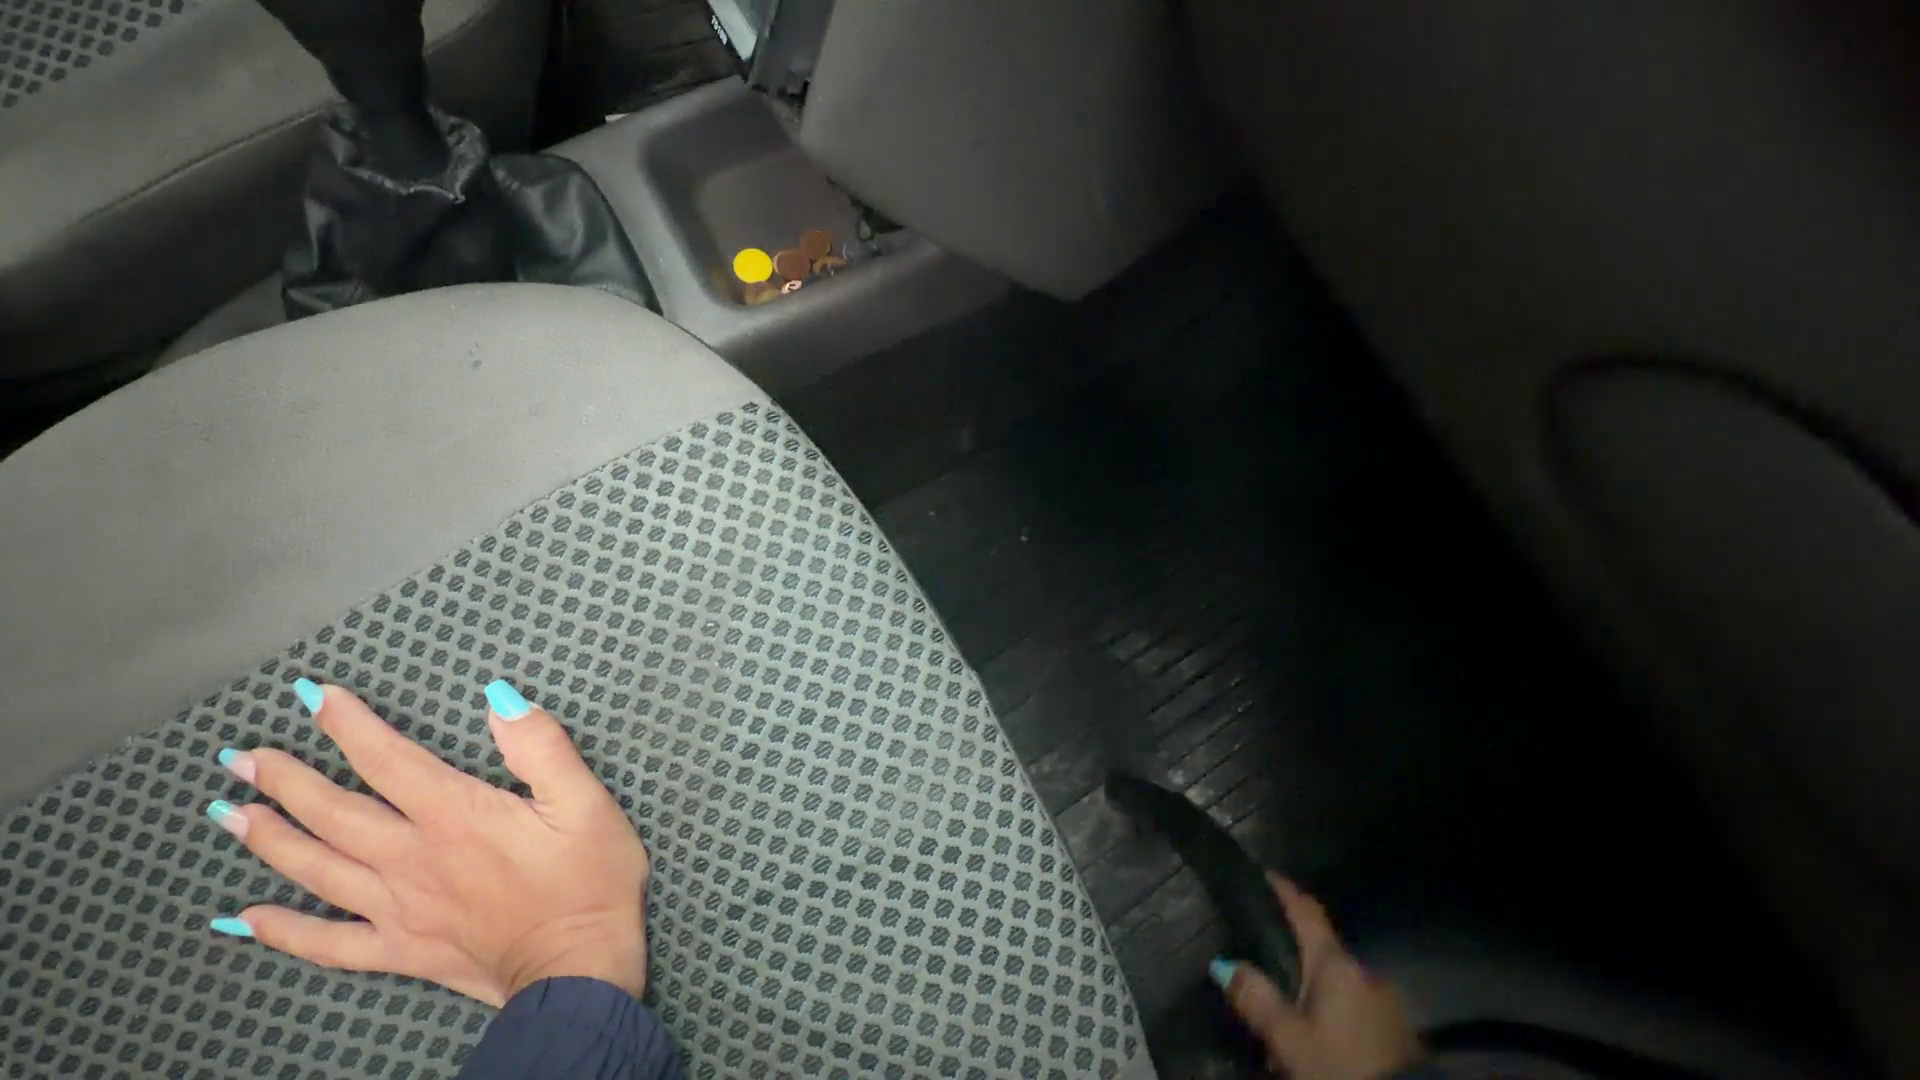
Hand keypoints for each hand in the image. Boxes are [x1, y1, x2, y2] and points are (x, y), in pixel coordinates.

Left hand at [204, 678, 650, 1007]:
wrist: (578, 967)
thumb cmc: (589, 879)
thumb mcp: (586, 802)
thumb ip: (543, 749)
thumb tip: (501, 700)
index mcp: (456, 817)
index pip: (389, 761)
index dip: (350, 726)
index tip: (314, 697)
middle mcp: (412, 859)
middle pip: (336, 814)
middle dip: (287, 780)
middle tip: (244, 758)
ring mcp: (399, 909)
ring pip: (318, 870)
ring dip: (270, 840)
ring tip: (230, 814)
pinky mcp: (401, 951)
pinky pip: (328, 943)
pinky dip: (283, 931)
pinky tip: (245, 920)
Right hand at [1212, 875, 1424, 1078]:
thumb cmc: (1343, 1066)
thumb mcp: (1289, 1039)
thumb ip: (1256, 999)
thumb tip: (1223, 964)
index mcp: (1335, 963)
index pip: (1306, 910)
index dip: (1283, 889)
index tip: (1263, 872)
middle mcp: (1363, 970)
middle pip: (1319, 950)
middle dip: (1291, 957)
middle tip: (1260, 970)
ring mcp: (1384, 1000)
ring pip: (1336, 983)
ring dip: (1311, 992)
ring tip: (1285, 1017)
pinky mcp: (1396, 1029)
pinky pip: (1352, 1007)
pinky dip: (1331, 1014)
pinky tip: (1317, 1039)